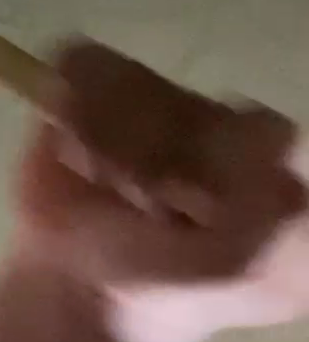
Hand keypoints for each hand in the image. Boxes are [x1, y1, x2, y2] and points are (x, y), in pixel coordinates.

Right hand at [16, 41, 308, 335]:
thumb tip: (270, 129)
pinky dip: (65, 105)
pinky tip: (68, 147)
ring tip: (99, 176)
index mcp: (272, 165)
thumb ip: (277, 213)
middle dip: (146, 154)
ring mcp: (142, 101)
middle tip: (139, 201)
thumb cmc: (169, 282)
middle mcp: (214, 124)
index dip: (221, 160)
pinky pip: (77, 59)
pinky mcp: (78, 89)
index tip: (197, 208)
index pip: (260, 126)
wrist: (75, 276)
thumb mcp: (243, 270)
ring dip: (98, 132)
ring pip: (124, 74)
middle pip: (181, 99)